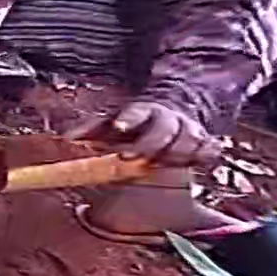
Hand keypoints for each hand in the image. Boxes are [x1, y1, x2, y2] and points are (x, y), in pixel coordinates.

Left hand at [76, 99, 220, 167]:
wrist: (171, 115)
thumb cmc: (131, 123)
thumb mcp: (109, 123)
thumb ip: (88, 129)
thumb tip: (66, 138)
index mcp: (144, 110)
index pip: (136, 112)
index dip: (128, 118)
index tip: (118, 125)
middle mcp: (170, 118)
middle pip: (165, 129)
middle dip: (149, 144)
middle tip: (129, 157)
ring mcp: (192, 130)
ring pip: (191, 140)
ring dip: (174, 154)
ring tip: (157, 165)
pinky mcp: (206, 144)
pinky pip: (210, 152)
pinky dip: (201, 158)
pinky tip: (190, 164)